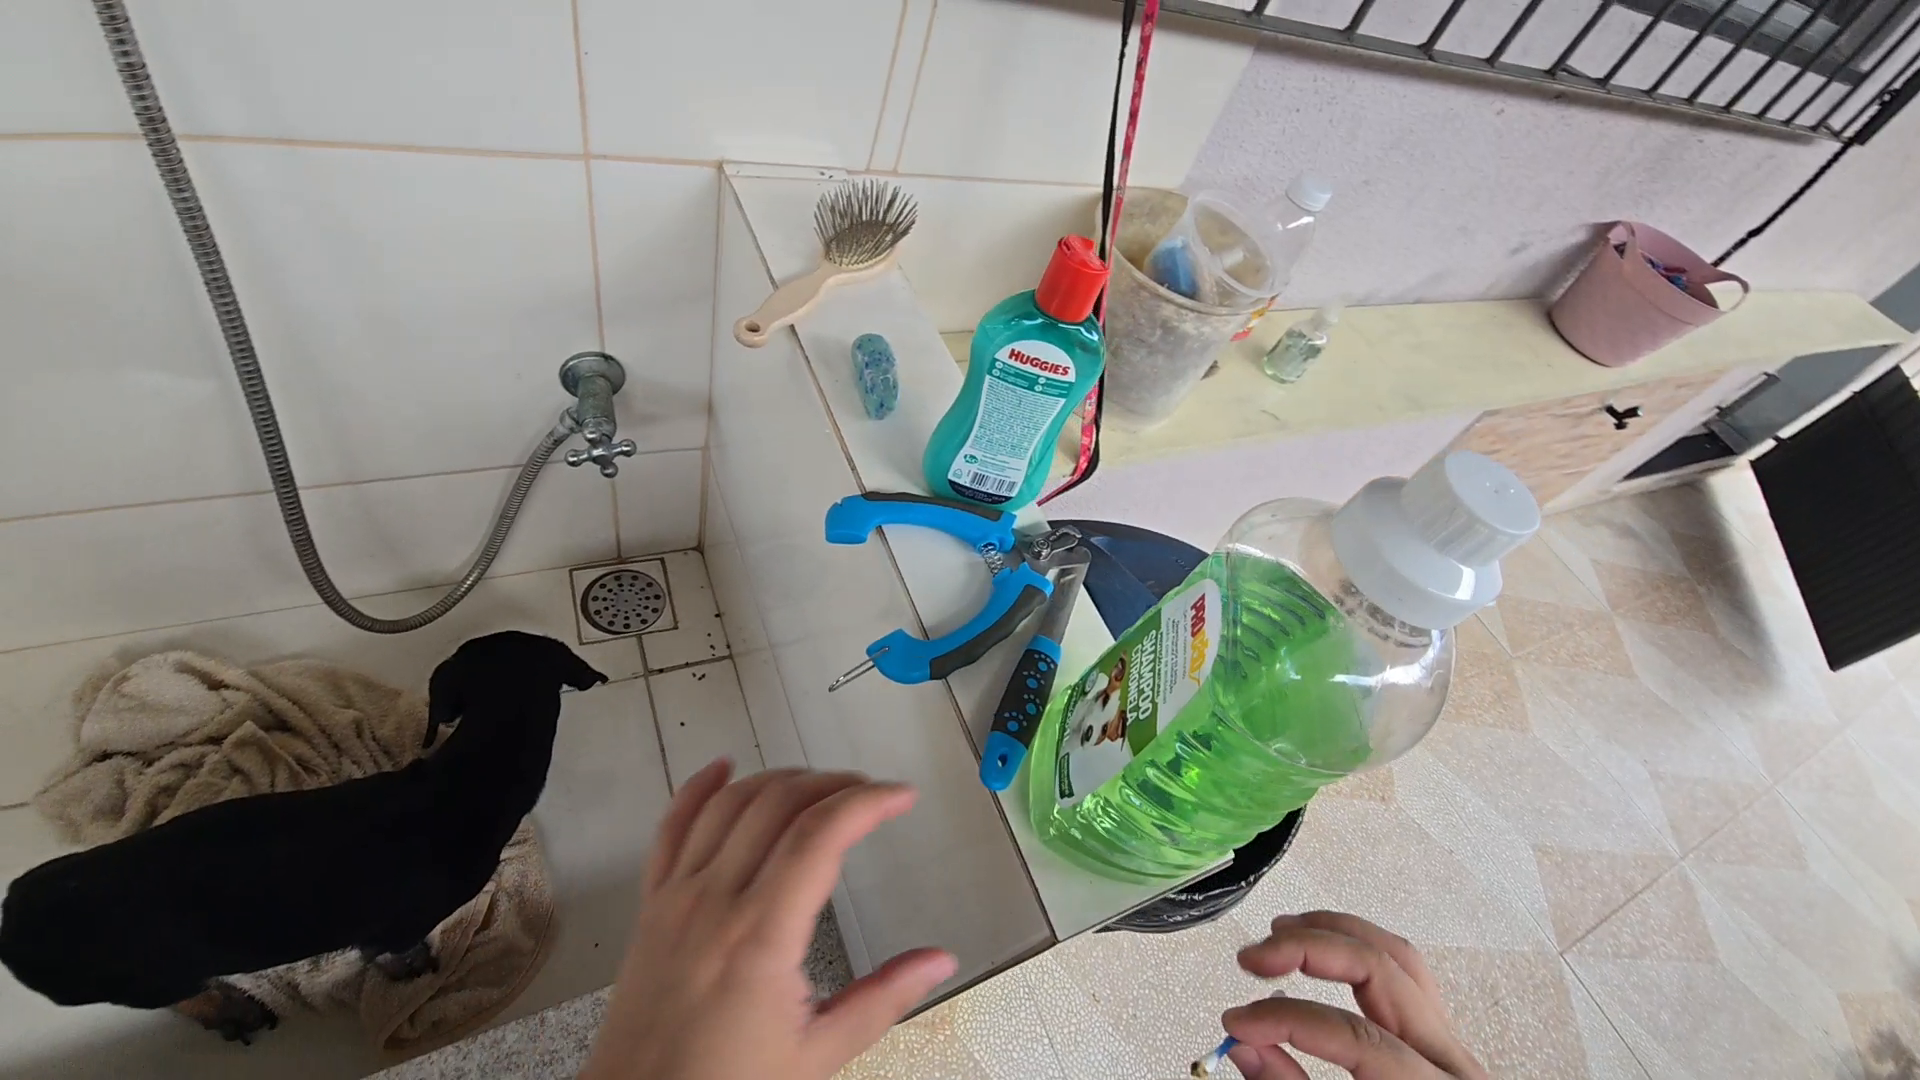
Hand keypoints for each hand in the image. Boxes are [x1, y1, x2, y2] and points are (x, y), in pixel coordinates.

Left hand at [580, 760, 957, 1079]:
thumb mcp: (818, 1055)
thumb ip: (883, 999)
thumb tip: (941, 960)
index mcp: (762, 936)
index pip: (820, 835)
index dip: (867, 802)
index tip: (901, 796)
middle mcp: (717, 900)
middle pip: (780, 804)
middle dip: (834, 784)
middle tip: (871, 795)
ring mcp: (678, 894)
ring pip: (732, 802)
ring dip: (782, 779)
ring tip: (822, 785)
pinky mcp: (652, 901)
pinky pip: (672, 826)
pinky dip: (699, 787)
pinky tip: (725, 767)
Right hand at [1222, 911, 1486, 1078]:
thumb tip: (1241, 1043)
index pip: (1355, 1037)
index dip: (1286, 1019)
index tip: (1236, 1022)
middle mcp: (1458, 1067)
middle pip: (1382, 972)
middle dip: (1307, 950)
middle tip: (1249, 959)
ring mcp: (1457, 1050)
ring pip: (1399, 955)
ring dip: (1332, 931)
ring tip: (1278, 931)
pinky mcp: (1445, 1044)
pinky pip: (1405, 971)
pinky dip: (1355, 946)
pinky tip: (1319, 945)